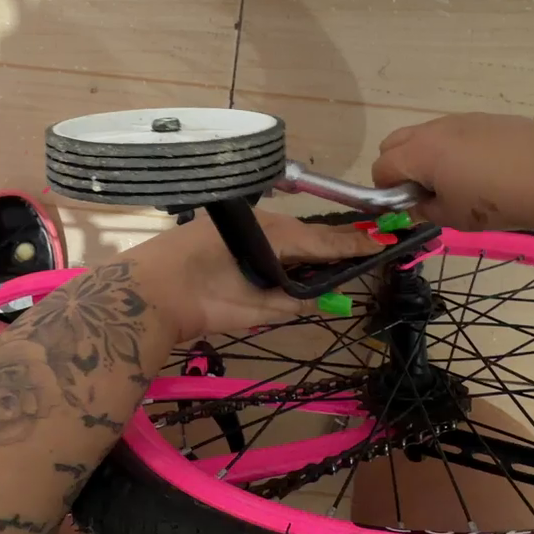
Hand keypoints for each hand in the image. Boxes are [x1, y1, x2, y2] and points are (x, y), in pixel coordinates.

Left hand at [122, 211, 382, 341]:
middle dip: (338, 244)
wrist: (154, 294)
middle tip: (371, 243)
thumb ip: (293, 299)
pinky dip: (289, 258)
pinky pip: (269, 247)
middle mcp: (265, 231)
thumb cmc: (206, 295)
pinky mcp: (229, 245)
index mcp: (274, 235)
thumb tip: (327, 297)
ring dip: (315, 251)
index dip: (352, 244)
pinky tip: (306, 266)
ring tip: (345, 254)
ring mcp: (248, 237)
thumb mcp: (256, 302)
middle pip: (309, 238)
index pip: (323, 240)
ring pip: (290, 242)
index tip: (380, 241)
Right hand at [371, 112, 533, 231]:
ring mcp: (463, 119)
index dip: (386, 191)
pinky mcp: (490, 118)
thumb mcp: (454, 217)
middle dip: (400, 167)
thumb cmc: (500, 202)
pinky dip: (457, 148)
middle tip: (427, 193)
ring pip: (427, 134)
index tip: (408, 207)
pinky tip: (489, 170)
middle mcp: (434, 129)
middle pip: (394, 143)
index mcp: (419, 153)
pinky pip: (457, 131)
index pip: (381, 168)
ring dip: (428, 156)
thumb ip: (424, 210)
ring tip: (462, 182)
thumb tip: (414, 204)